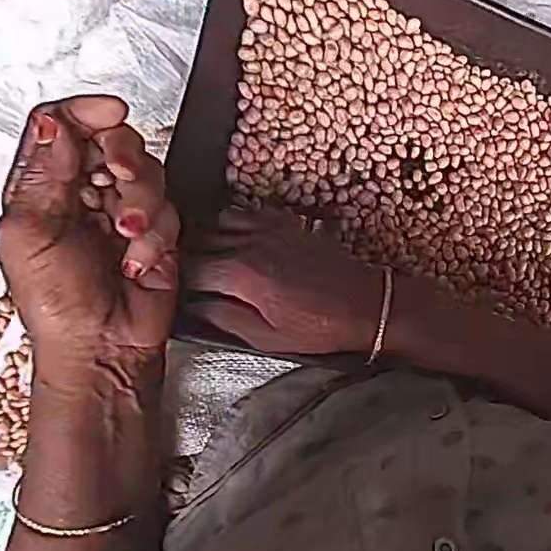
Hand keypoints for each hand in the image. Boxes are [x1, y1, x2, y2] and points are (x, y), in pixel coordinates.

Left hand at [0, 96, 179, 378]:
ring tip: (126, 236)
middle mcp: (88, 194)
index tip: (109, 112)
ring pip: (150, 176)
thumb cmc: (57, 302)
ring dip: (141, 204)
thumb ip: (44, 172)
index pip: (64, 128)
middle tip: (118, 176)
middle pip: (116, 144)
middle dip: (124, 158)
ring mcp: (128, 214)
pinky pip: (171, 214)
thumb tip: (53, 122)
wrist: (102, 345)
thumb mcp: (30, 231)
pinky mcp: (161, 236)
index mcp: (46, 187)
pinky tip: (137, 261)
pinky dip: (157, 237)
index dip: (87, 113)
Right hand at [182, 208, 384, 356]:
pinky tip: (245, 244)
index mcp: (243, 275)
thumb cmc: (324, 327)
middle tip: (198, 280)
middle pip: (202, 240)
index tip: (187, 294)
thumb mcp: (270, 338)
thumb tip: (198, 309)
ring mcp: (273, 230)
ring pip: (222, 221)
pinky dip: (241, 224)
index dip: (184, 283)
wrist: (367, 305)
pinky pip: (252, 213)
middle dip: (194, 259)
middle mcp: (254, 244)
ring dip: (214, 238)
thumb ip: (227, 320)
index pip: (191, 268)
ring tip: (219, 260)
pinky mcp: (291, 225)